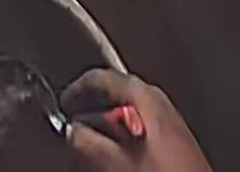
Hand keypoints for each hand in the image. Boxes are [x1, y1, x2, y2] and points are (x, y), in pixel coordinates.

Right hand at [60, 70, 212, 171]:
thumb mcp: (121, 161)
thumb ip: (90, 143)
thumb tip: (71, 131)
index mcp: (144, 94)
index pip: (102, 76)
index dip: (78, 88)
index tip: (64, 101)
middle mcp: (158, 100)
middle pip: (115, 94)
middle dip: (92, 108)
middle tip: (75, 124)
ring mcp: (169, 120)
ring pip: (128, 113)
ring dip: (107, 125)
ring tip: (92, 144)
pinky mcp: (175, 140)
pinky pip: (140, 128)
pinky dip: (123, 136)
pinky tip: (118, 155)